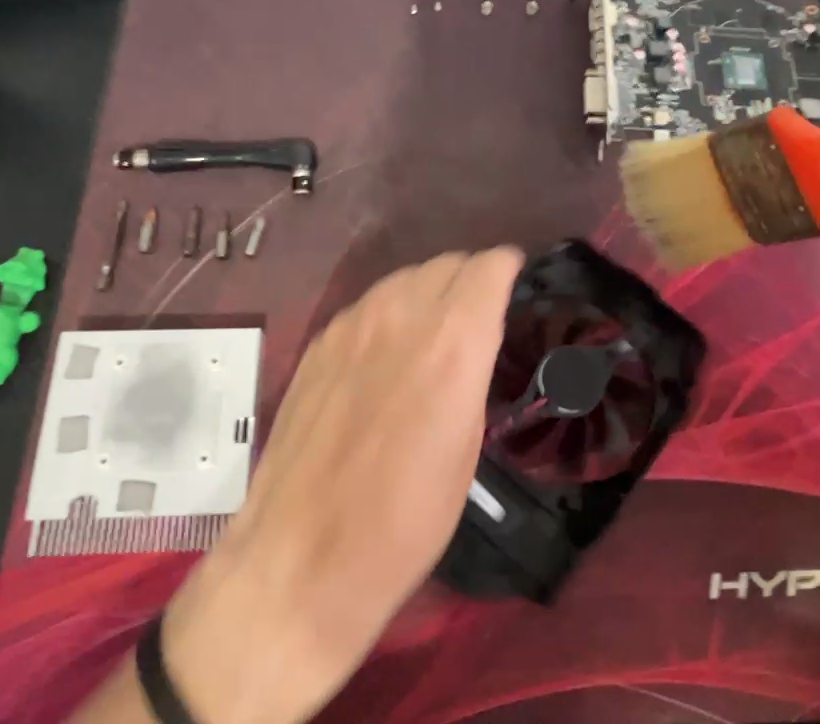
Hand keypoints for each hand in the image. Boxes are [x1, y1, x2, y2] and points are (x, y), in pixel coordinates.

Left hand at [161, 248, 522, 723]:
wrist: (303, 555)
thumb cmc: (405, 520)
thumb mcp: (466, 449)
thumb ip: (471, 377)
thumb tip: (472, 347)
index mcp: (452, 343)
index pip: (488, 268)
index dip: (508, 270)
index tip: (515, 282)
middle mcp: (400, 316)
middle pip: (445, 264)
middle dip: (470, 278)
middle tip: (480, 312)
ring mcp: (350, 327)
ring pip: (402, 278)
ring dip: (428, 291)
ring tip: (436, 328)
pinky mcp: (316, 345)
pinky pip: (366, 306)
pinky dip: (389, 312)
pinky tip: (388, 351)